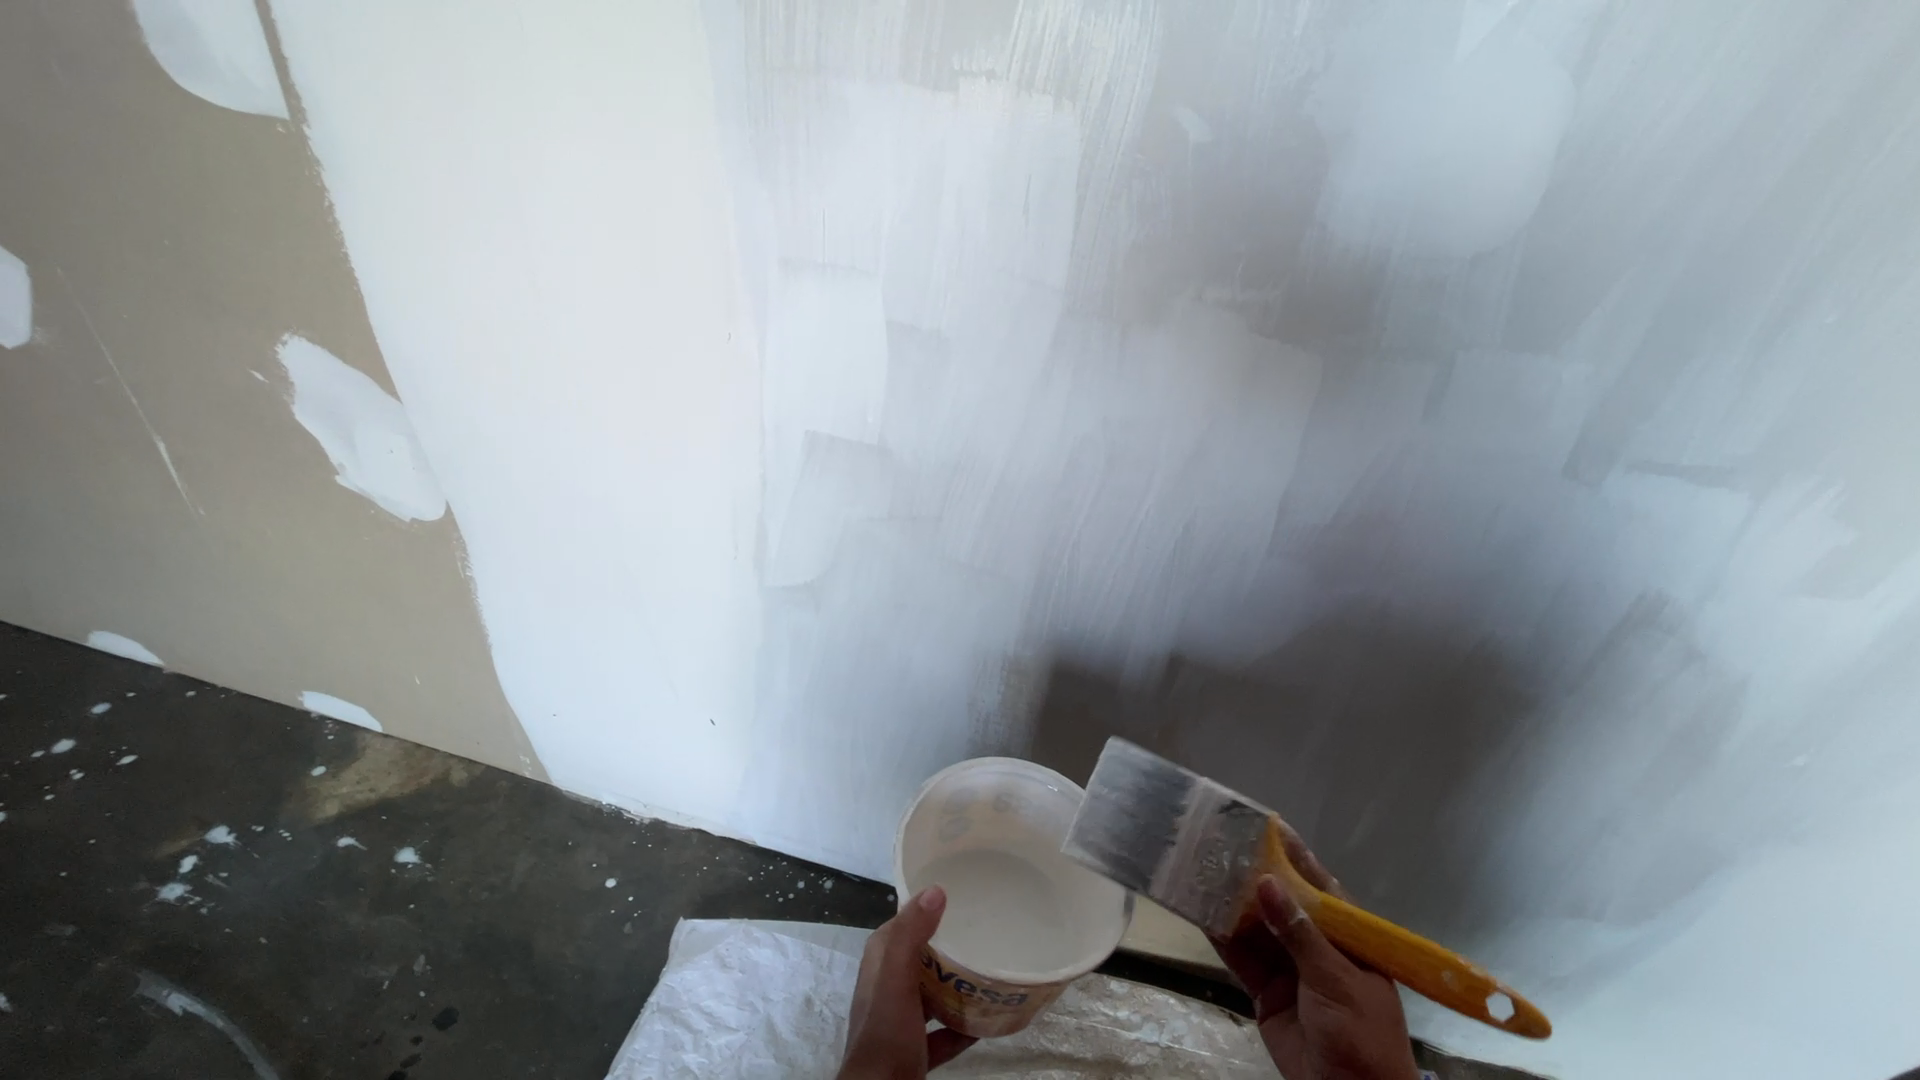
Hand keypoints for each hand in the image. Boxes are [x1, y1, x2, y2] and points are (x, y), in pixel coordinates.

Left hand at [837, 886, 977, 1078]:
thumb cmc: (887, 1033)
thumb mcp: (897, 979)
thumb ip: (909, 936)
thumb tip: (935, 889)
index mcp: (879, 964)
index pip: (901, 924)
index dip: (925, 910)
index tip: (958, 899)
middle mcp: (886, 987)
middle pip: (921, 957)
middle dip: (947, 947)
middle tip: (983, 935)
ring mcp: (900, 1020)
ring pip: (932, 992)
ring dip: (955, 985)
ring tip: (987, 974)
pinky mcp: (914, 1049)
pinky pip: (942, 1030)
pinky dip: (961, 1025)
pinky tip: (983, 1021)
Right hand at [1212, 832, 1420, 1079]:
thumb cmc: (1362, 1034)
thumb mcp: (1335, 979)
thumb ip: (1298, 933)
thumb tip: (1267, 883)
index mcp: (1345, 937)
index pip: (1319, 886)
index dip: (1294, 856)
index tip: (1267, 825)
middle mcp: (1314, 944)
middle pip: (1279, 902)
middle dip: (1252, 876)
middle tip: (1219, 845)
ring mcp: (1287, 967)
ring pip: (1254, 925)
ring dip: (1230, 903)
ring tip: (1200, 871)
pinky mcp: (1264, 989)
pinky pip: (1239, 956)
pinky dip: (1219, 936)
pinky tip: (1198, 912)